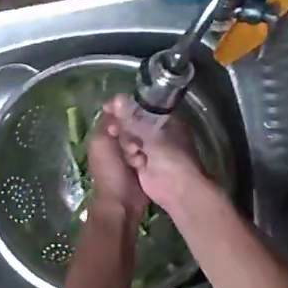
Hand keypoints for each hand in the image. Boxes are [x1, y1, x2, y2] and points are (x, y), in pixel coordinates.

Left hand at [86, 102, 147, 223]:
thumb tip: (117, 104)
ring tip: (154, 136)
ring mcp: (134, 152)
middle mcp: (118, 141)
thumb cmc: (109, 171)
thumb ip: (107, 123)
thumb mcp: (101, 142)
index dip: (128, 107)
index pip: (118, 113)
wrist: (123, 201)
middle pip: (133, 122)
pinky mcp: (146, 162)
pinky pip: (153, 148)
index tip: (142, 104)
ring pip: (144, 134)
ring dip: (148, 136)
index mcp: (105, 135)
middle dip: (140, 123)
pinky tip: (160, 146)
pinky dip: (155, 147)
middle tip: (148, 124)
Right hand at [107, 96, 207, 211]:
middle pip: (131, 121)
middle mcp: (156, 131)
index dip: (125, 105)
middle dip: (123, 125)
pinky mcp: (140, 163)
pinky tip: (137, 162)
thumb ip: (133, 118)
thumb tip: (117, 99)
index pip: (141, 106)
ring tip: (136, 153)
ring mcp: (148, 148)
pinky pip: (127, 153)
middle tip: (113, 128)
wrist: (178, 189)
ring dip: (128, 143)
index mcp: (165, 119)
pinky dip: (129, 156)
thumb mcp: (153, 134)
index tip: (109, 107)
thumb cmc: (172, 156)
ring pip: (127, 137)